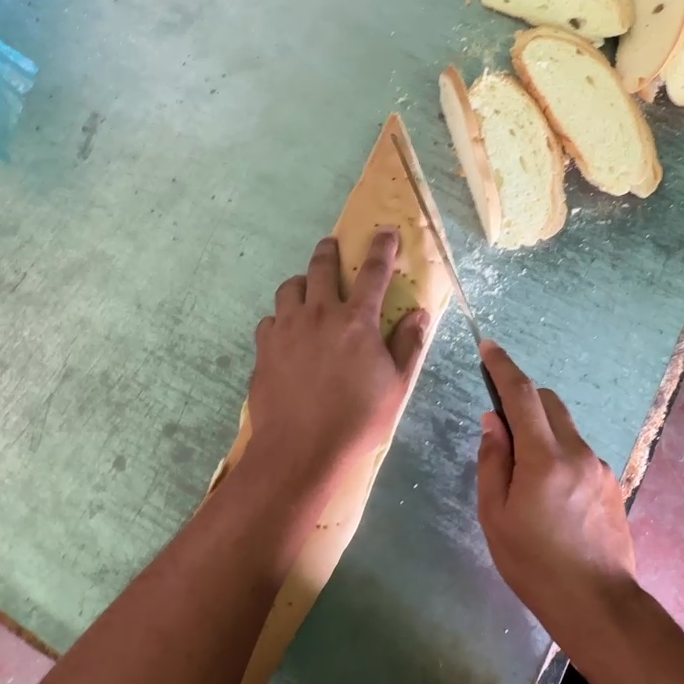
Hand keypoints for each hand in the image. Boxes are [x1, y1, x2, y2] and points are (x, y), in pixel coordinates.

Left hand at [246, 230, 430, 482]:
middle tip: (332, 246)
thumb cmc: (357, 421)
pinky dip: (281, 319)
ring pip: (289, 288)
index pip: (373, 272)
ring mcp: (286, 329)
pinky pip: (270, 320)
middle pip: (320, 267)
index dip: (381, 248)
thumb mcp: (396, 386)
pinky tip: (286, 333)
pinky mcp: (263, 347)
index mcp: (357, 321)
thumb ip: (408, 345)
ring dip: (301, 283)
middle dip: (329, 250)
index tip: (385, 232)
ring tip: (306, 290)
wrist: (300, 450)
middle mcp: (319, 314)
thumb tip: (419, 313)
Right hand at [477, 343, 639, 636]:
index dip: (503, 367)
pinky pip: (578, 454)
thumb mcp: (496, 516)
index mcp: (544, 459)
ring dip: (542, 432)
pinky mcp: (612, 485)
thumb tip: (494, 422)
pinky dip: (558, 455)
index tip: (488, 347)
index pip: (522, 395)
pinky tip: (550, 497)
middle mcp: (578, 453)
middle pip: (550, 403)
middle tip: (501, 425)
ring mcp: (600, 468)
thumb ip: (493, 462)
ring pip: (566, 429)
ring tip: (524, 477)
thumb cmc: (535, 565)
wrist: (599, 606)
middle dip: (524, 399)